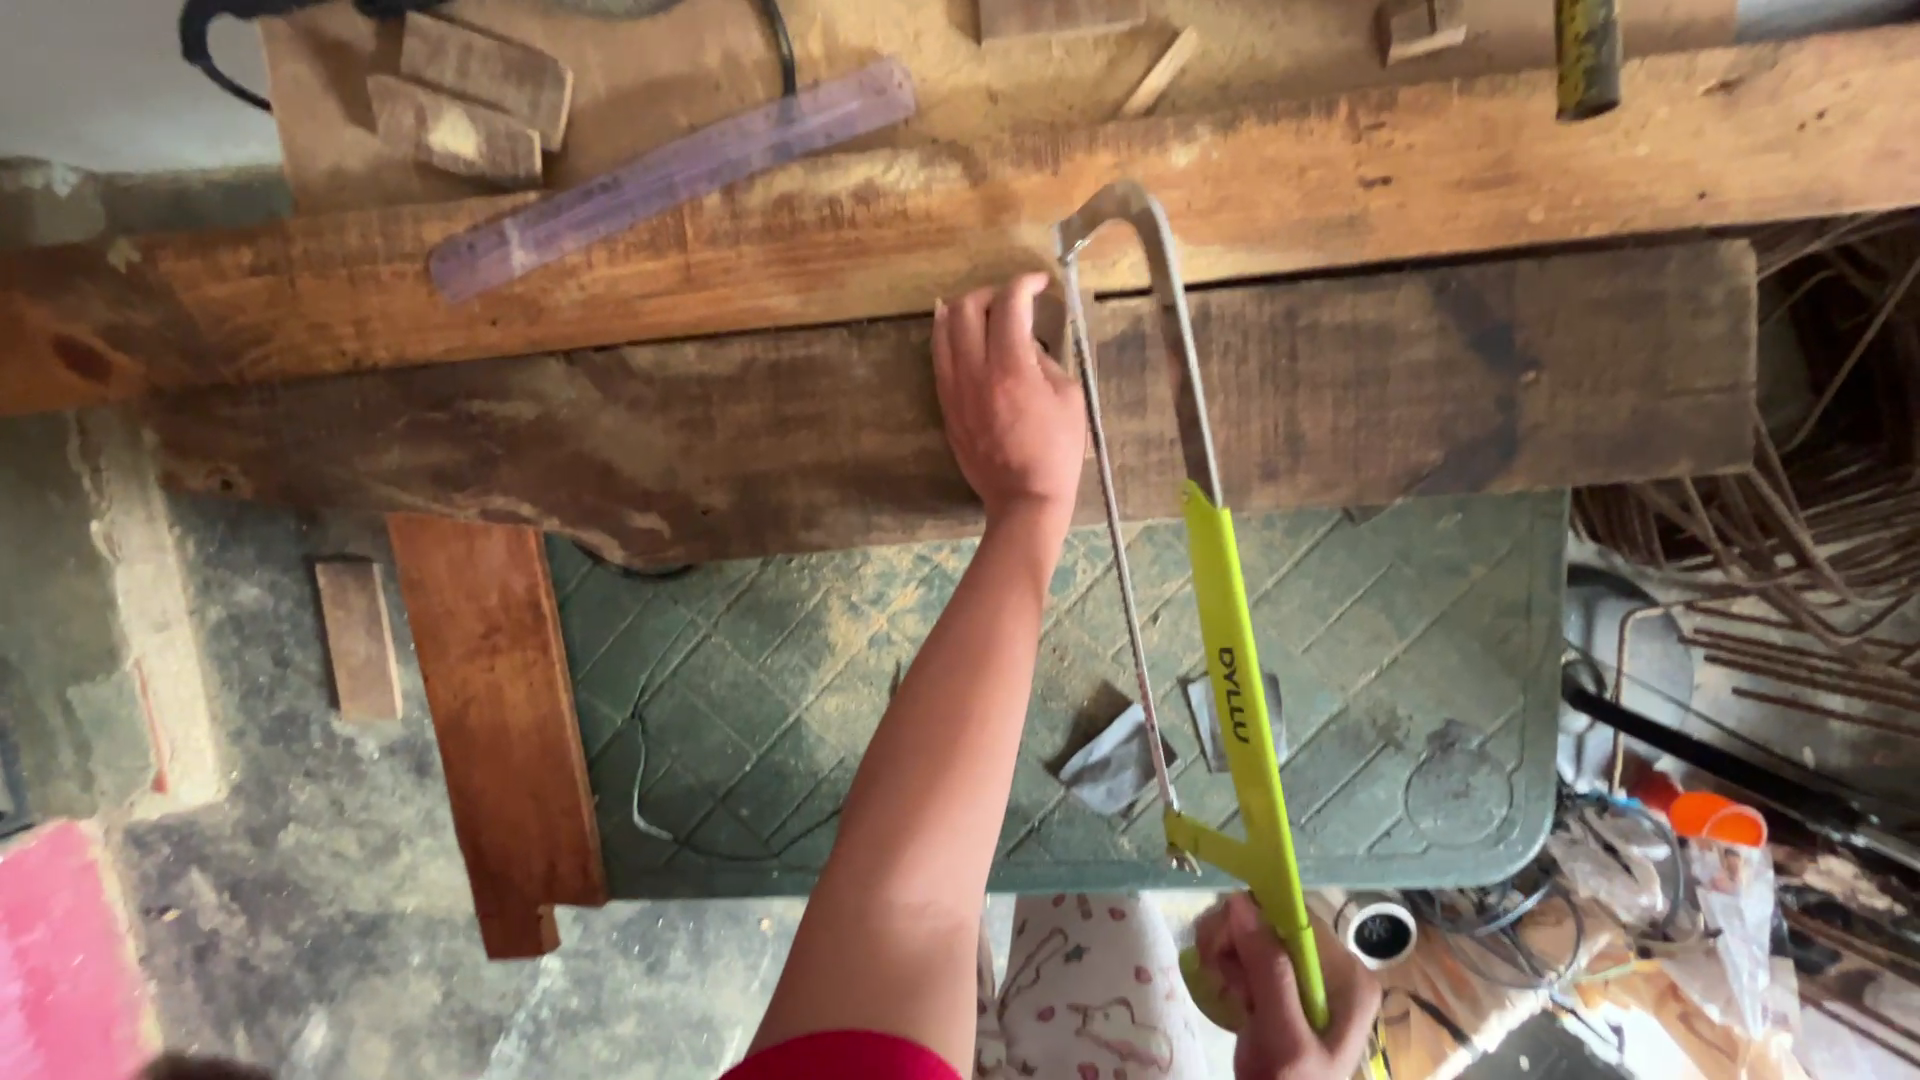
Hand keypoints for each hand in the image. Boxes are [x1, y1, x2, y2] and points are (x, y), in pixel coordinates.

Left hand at [933, 273, 1086, 531]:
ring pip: (942, 331)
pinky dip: (947, 338)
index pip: (1009, 304)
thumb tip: (1024, 341)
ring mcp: (954, 390)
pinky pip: (938, 360)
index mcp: (1011, 368)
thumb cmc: (1056, 451)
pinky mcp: (946, 407)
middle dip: (990, 292)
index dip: (1024, 284)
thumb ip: (1045, 359)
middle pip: (967, 309)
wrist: (1023, 498)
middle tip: (1010, 299)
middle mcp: (975, 372)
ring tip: (981, 310)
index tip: (1039, 284)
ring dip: (962, 311)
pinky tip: (958, 334)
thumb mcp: (1069, 397)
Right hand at [1196, 893, 1381, 1079]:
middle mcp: (1334, 966)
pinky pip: (1249, 949)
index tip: (1219, 946)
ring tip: (1222, 985)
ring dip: (1226, 950)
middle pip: (1271, 919)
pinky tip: (1228, 989)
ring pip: (1254, 930)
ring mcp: (1310, 974)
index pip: (1294, 917)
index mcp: (1349, 976)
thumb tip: (1240, 901)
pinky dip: (1229, 962)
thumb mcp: (1282, 1038)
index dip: (1251, 920)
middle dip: (1234, 938)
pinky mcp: (1287, 982)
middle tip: (1214, 968)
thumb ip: (1268, 970)